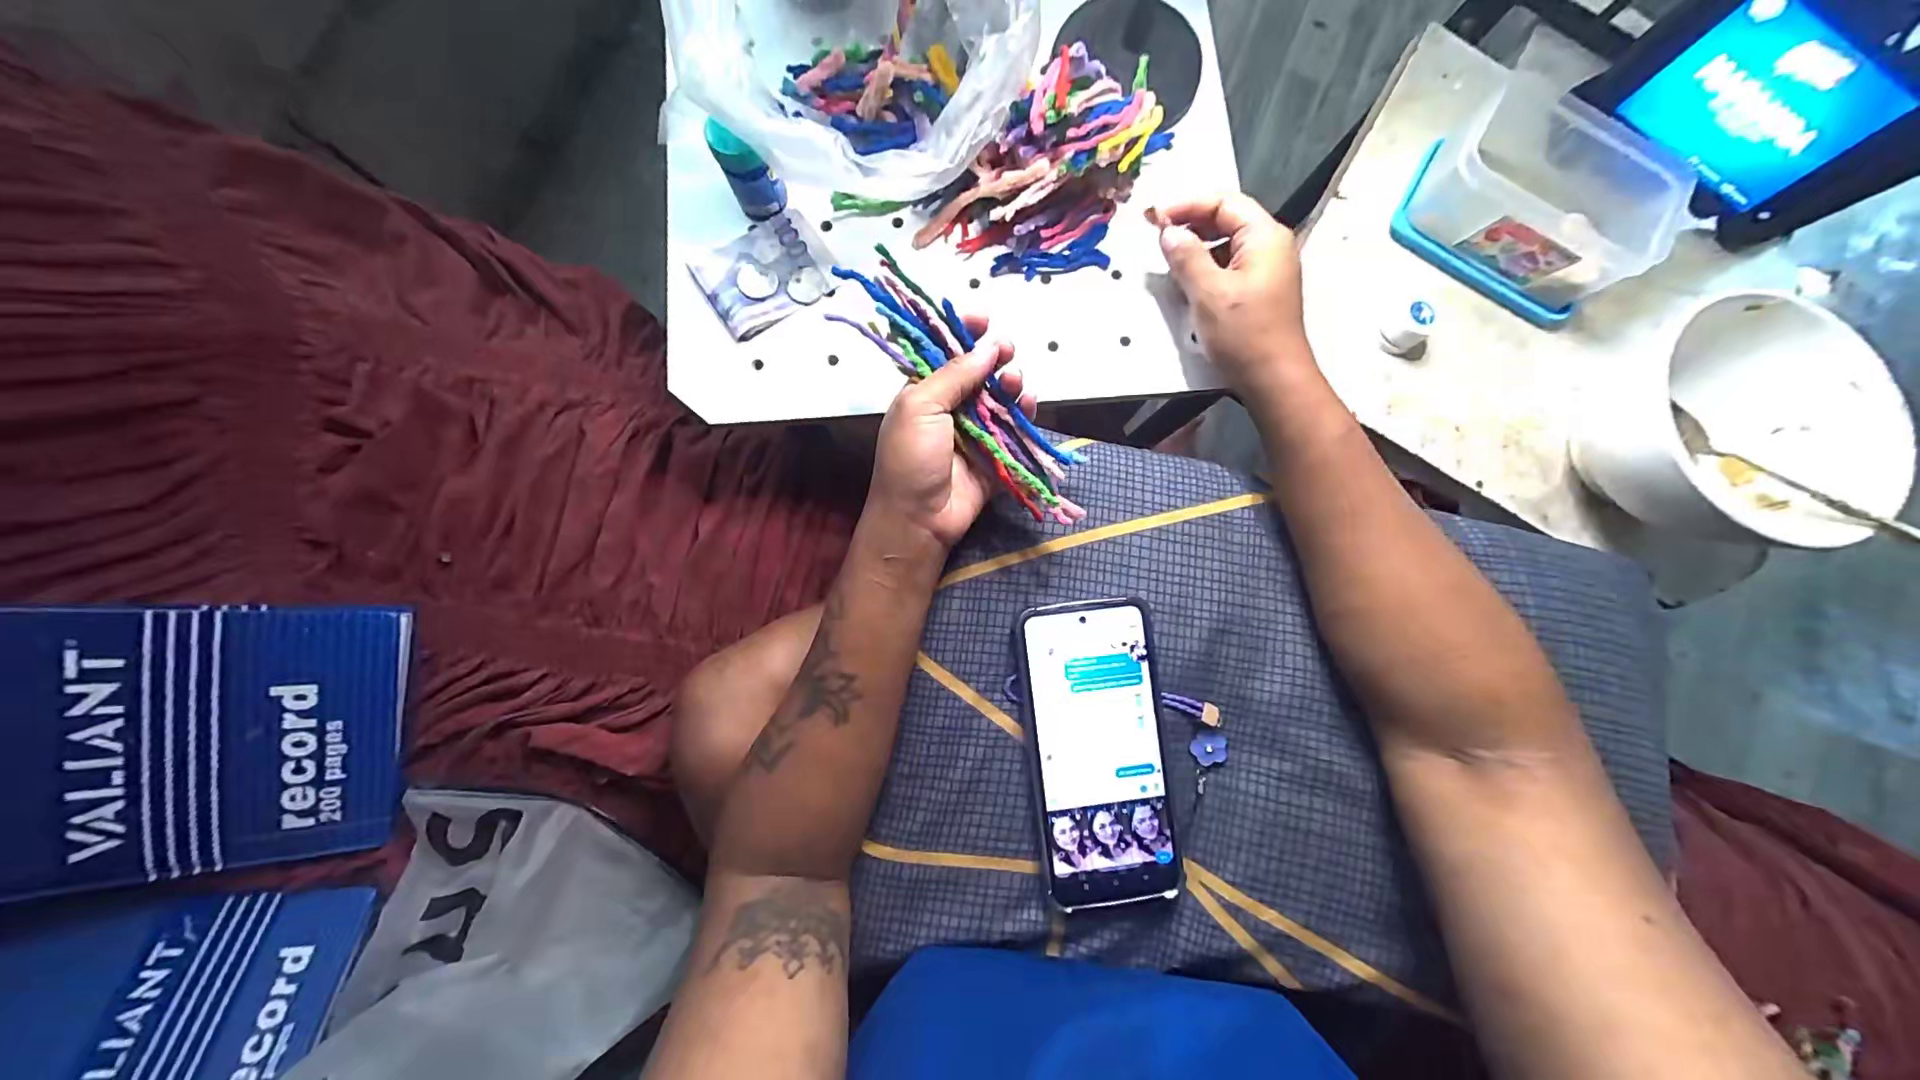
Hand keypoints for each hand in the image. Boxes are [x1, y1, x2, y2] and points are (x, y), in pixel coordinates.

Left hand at [866, 315, 1033, 549]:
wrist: (919, 519)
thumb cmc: (909, 459)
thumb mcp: (920, 407)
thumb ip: (954, 375)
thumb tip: (985, 346)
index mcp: (924, 393)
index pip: (946, 354)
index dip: (964, 334)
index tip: (983, 319)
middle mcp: (950, 409)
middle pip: (980, 374)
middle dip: (995, 358)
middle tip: (1008, 351)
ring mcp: (974, 434)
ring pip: (1001, 400)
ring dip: (1011, 385)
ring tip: (1015, 382)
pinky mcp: (995, 457)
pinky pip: (1015, 431)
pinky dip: (1025, 415)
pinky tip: (1028, 403)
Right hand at [1150, 194, 1312, 406]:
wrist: (1273, 378)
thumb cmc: (1244, 334)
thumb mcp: (1208, 293)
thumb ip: (1186, 257)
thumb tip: (1169, 232)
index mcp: (1264, 236)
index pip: (1223, 202)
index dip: (1187, 206)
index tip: (1154, 218)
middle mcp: (1270, 246)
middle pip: (1226, 220)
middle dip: (1190, 225)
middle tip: (1156, 236)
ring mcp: (1267, 269)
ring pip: (1226, 245)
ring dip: (1195, 249)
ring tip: (1167, 261)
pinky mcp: (1259, 291)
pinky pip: (1228, 267)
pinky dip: (1205, 268)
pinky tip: (1186, 283)